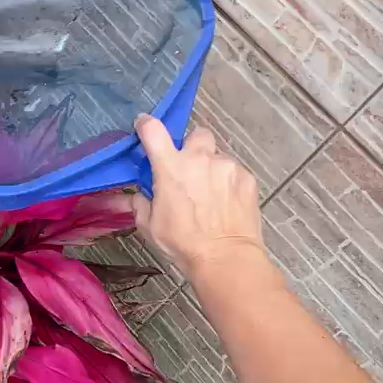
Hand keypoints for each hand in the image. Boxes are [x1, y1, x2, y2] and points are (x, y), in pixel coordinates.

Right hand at [131, 115, 266, 278]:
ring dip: (211, 168)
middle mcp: (200, 159)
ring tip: (209, 194)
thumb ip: (140, 204)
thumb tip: (136, 197)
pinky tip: (225, 203)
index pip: (154, 131)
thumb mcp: (150, 226)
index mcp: (171, 167)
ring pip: (217, 156)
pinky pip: (234, 172)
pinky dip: (228, 182)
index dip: (147, 125)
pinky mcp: (246, 178)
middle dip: (192, 147)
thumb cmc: (183, 242)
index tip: (145, 127)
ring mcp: (226, 166)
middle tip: (188, 169)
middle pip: (196, 134)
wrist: (225, 256)